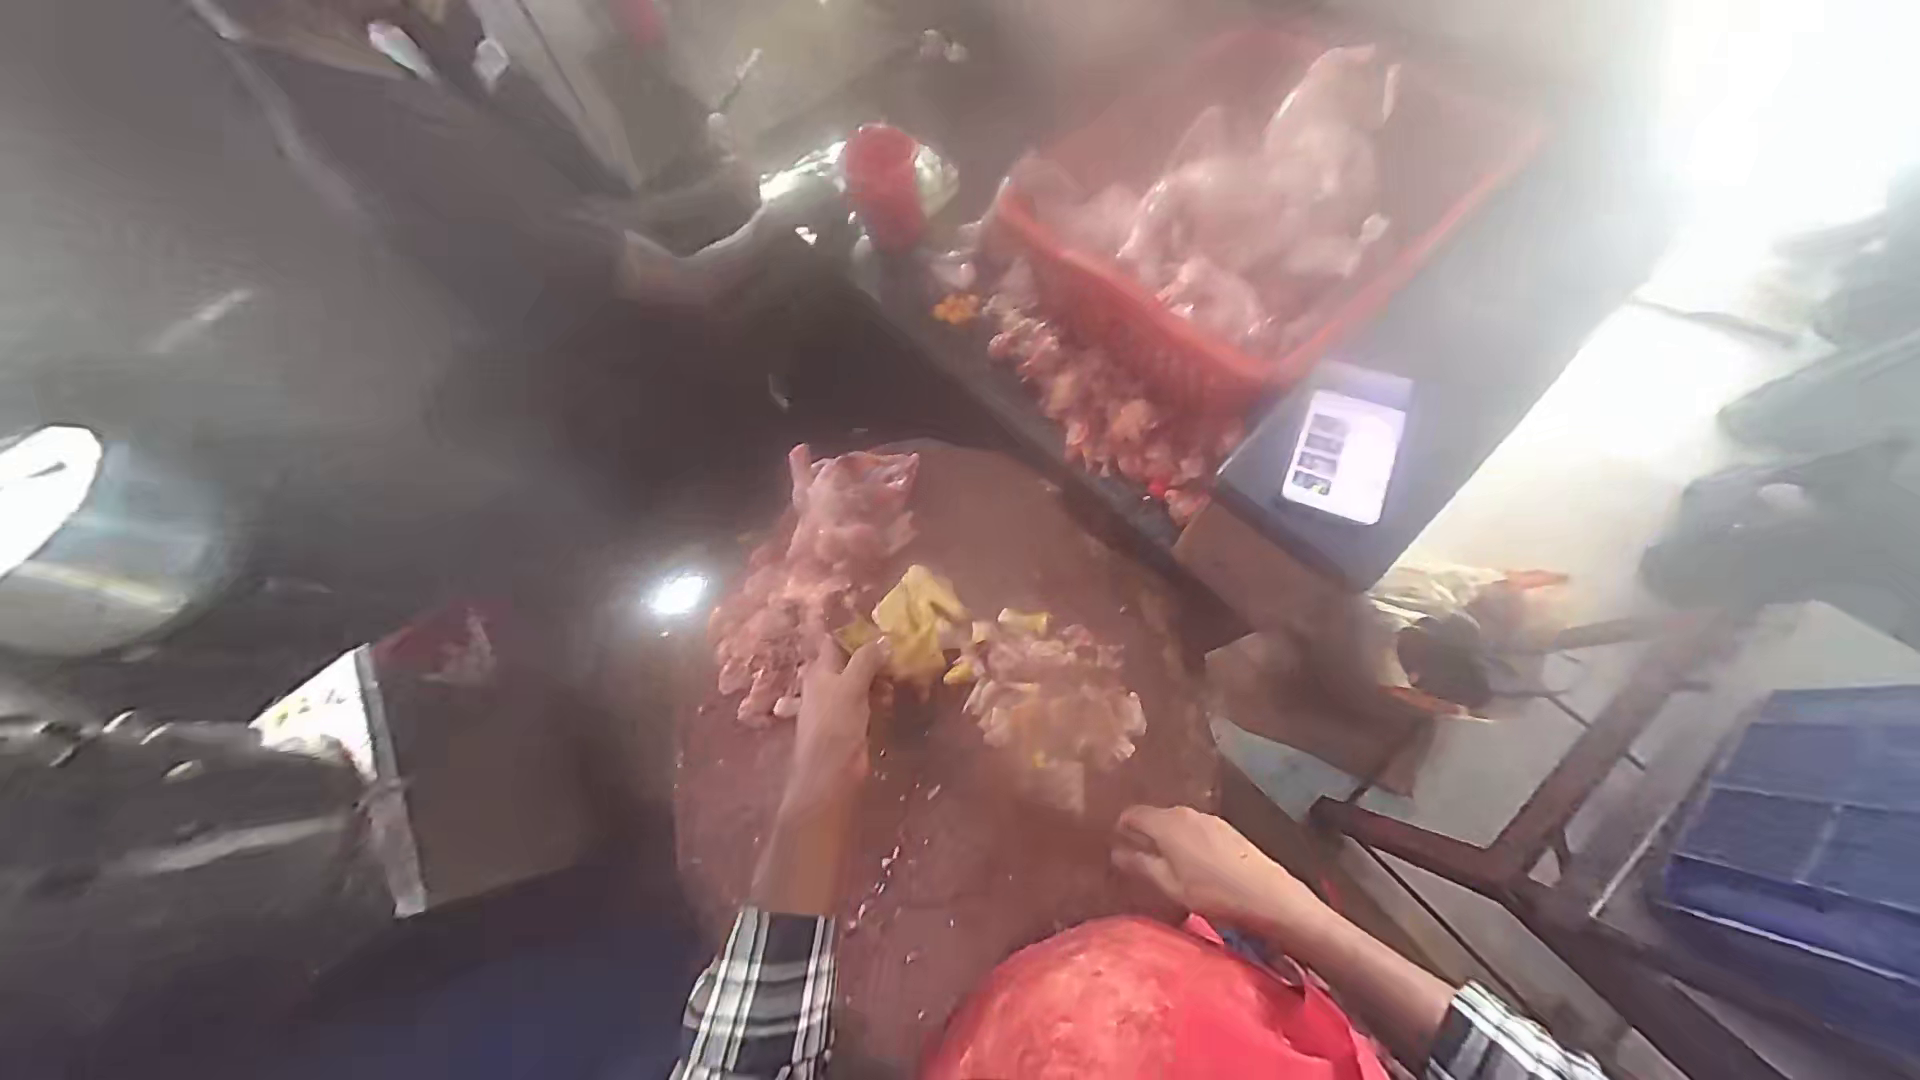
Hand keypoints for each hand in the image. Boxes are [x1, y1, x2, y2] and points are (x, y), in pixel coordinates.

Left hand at [781, 634, 887, 813]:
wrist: (831, 772)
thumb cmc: (836, 724)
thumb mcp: (851, 685)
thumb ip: (866, 659)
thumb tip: (884, 639)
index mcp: (820, 671)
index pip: (835, 642)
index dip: (855, 633)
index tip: (882, 628)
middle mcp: (827, 684)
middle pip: (851, 662)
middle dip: (873, 657)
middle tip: (898, 653)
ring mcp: (838, 704)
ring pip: (861, 681)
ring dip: (879, 678)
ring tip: (898, 677)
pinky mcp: (851, 722)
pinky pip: (867, 701)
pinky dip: (879, 697)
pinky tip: (891, 699)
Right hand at [1112, 805, 1330, 943]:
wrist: (1272, 898)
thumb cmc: (1213, 893)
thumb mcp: (1170, 886)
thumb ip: (1140, 865)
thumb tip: (1116, 852)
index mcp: (1165, 822)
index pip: (1130, 814)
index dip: (1120, 829)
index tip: (1116, 849)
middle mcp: (1184, 811)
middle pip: (1153, 817)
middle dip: (1143, 835)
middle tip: (1138, 862)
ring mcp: (1208, 818)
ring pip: (1175, 824)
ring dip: (1166, 840)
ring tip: (1167, 868)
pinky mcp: (1226, 829)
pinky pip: (1194, 830)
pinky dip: (1186, 843)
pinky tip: (1195, 867)